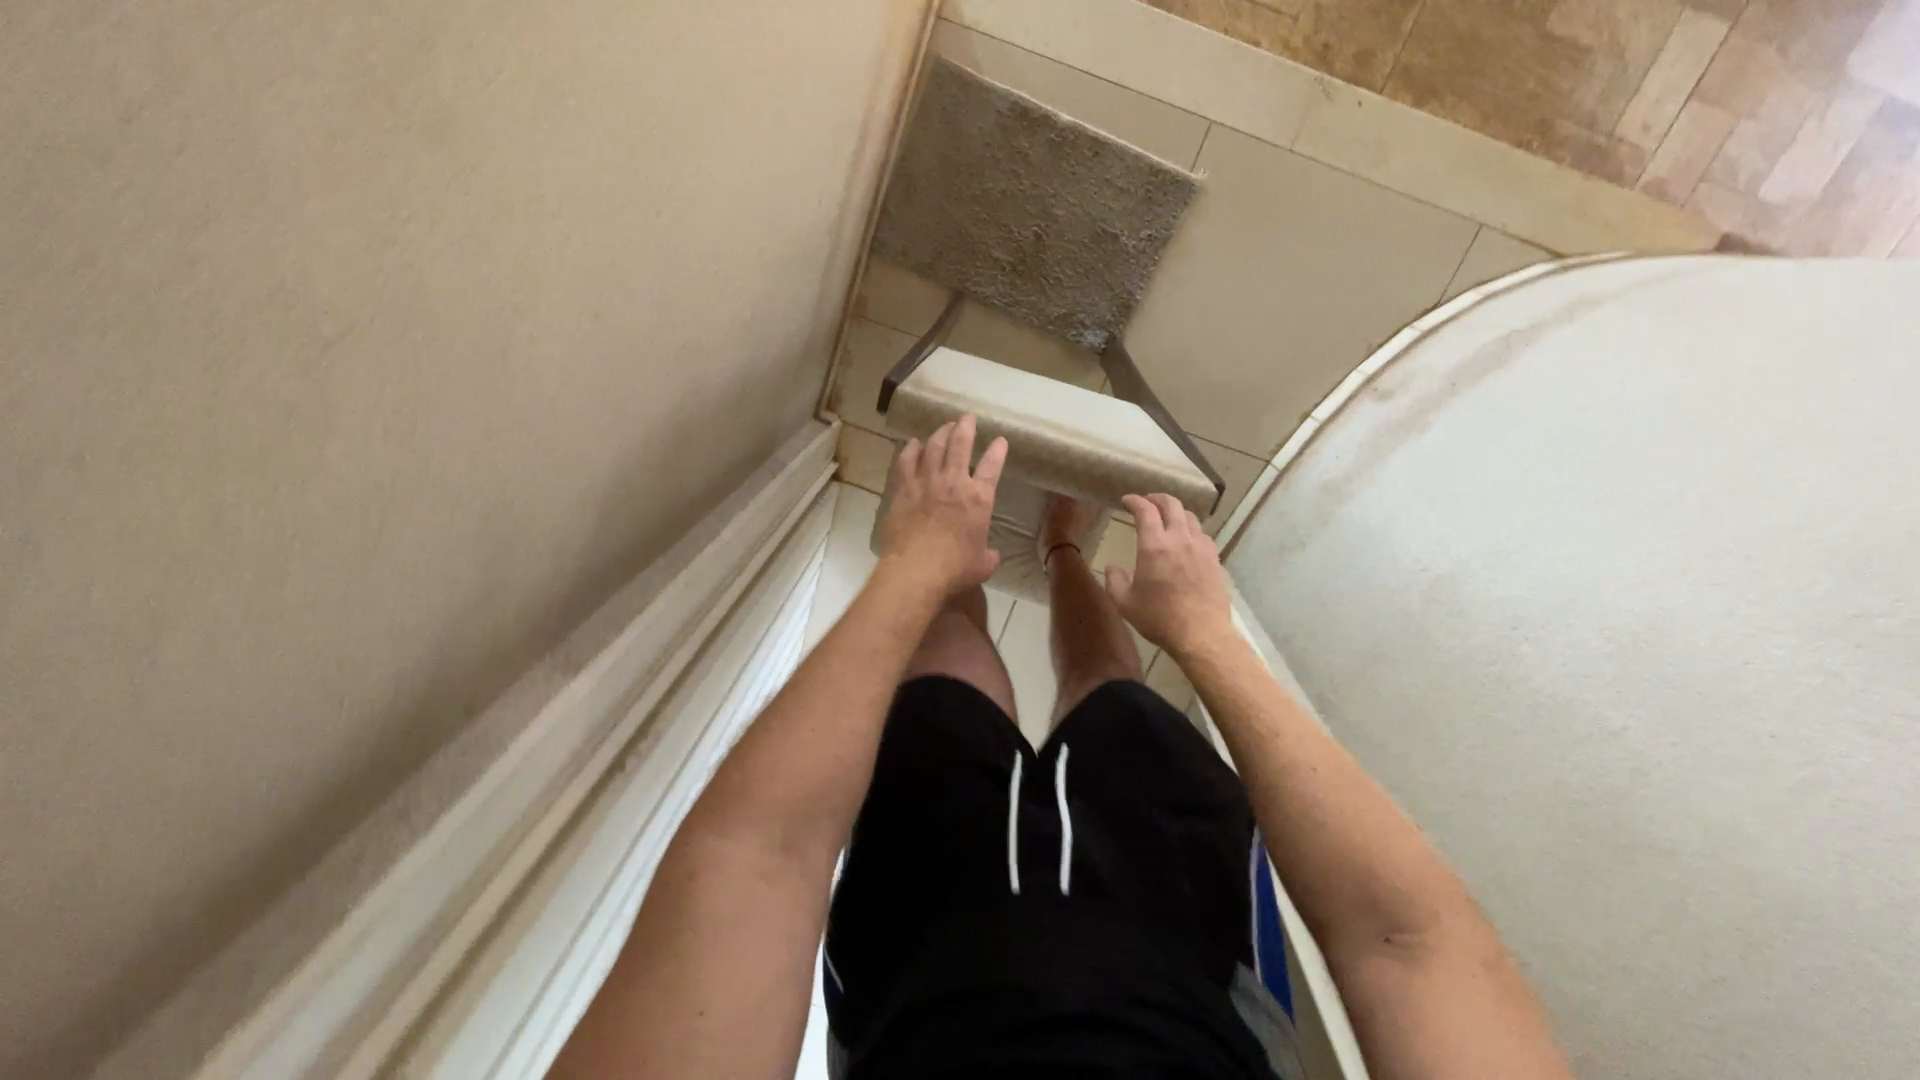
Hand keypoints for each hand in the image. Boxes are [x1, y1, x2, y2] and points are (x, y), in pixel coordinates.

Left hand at [877, 414, 1007, 596]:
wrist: (916, 569)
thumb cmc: (954, 569)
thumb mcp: (982, 564)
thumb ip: (988, 554)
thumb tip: (989, 554)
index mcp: (979, 499)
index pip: (992, 466)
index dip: (998, 451)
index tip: (1000, 440)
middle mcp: (954, 482)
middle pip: (960, 445)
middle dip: (966, 428)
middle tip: (968, 417)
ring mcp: (926, 482)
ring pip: (933, 447)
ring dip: (940, 433)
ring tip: (945, 426)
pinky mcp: (903, 489)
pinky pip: (906, 461)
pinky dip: (910, 449)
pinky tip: (912, 443)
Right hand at [1106, 494, 1232, 657]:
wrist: (1201, 634)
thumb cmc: (1159, 618)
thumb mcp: (1124, 603)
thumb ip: (1114, 580)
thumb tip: (1114, 568)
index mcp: (1155, 545)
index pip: (1145, 510)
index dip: (1135, 501)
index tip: (1127, 500)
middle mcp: (1180, 539)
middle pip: (1172, 505)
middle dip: (1158, 498)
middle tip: (1148, 501)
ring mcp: (1201, 548)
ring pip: (1191, 518)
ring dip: (1177, 512)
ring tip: (1169, 518)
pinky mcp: (1215, 560)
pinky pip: (1203, 535)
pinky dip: (1192, 530)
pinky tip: (1188, 540)